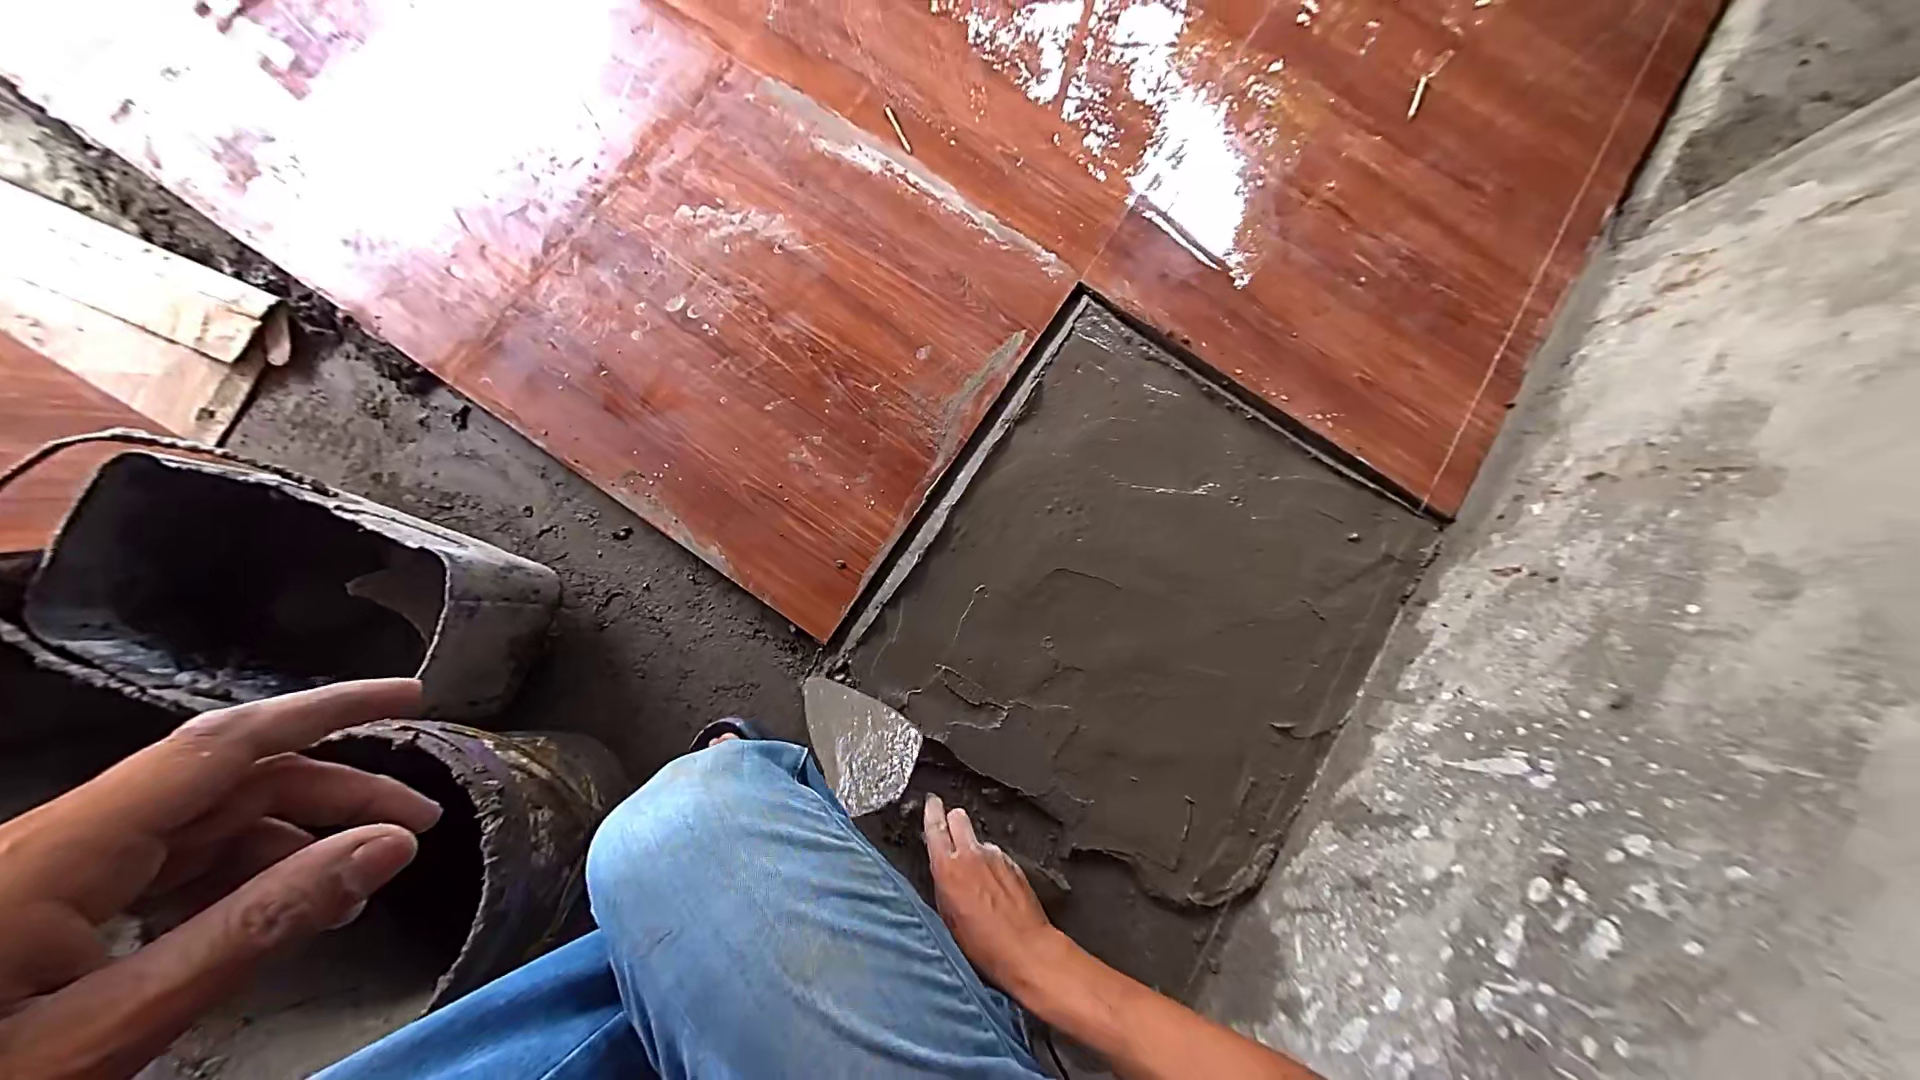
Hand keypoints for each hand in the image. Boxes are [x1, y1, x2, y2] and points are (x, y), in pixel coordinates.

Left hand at [0, 679, 440, 1079]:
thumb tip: (391, 846)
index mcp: (59, 851)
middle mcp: (58, 841)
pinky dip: (245, 875)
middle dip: (339, 795)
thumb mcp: (103, 1031)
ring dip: (298, 841)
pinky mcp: (44, 905)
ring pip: (214, 822)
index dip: (330, 707)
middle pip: (237, 783)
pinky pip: (176, 863)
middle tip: (415, 829)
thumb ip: (255, 928)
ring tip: (354, 887)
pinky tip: (276, 912)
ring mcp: (49, 872)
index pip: (226, 742)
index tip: (411, 695)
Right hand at [922, 794, 1059, 992]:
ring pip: (979, 839)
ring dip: (974, 849)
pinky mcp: (1014, 864)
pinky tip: (993, 887)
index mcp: (949, 867)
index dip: (931, 810)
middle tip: (950, 831)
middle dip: (953, 820)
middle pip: (959, 817)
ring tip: (975, 876)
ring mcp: (996, 857)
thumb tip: (942, 873)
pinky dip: (992, 864)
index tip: (931, 803)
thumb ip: (942, 884)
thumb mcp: (947, 917)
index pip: (935, 825)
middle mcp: (972, 854)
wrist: (1025, 949)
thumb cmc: (984, 945)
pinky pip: (997, 856)